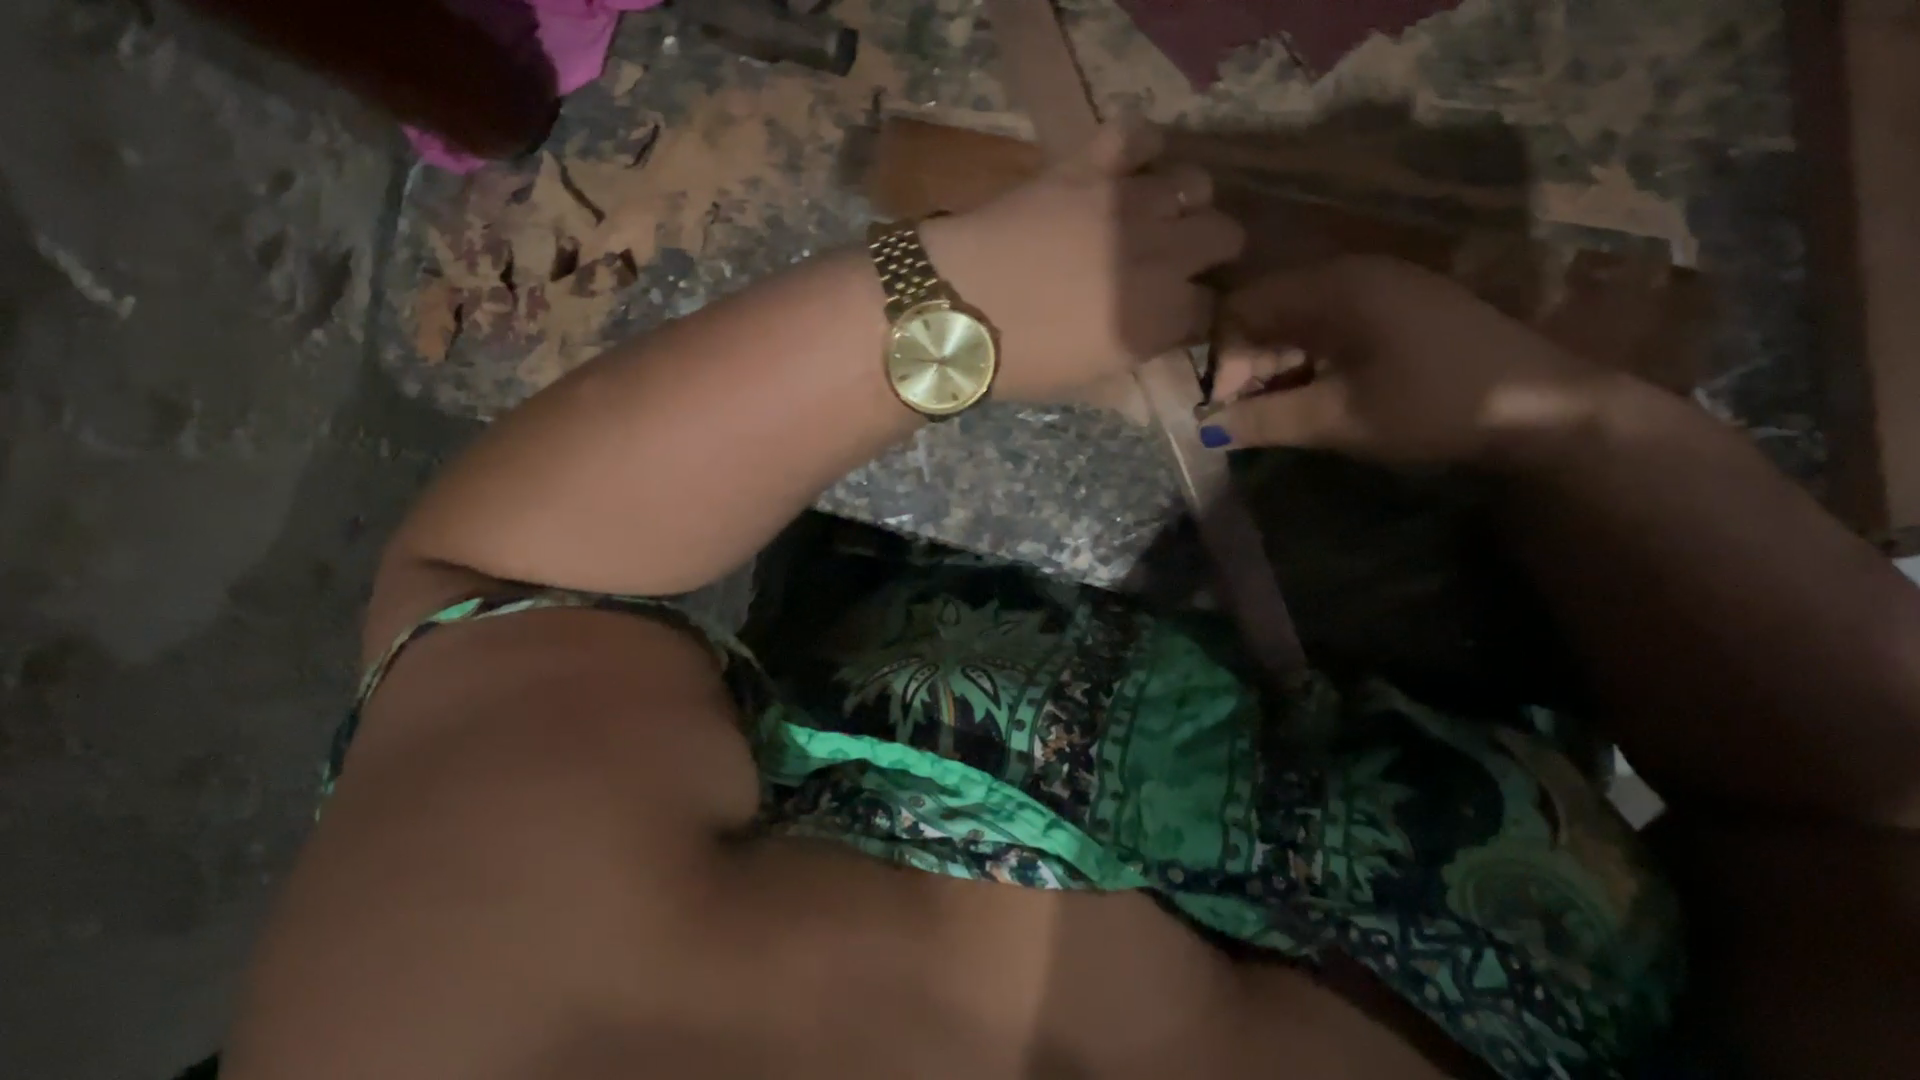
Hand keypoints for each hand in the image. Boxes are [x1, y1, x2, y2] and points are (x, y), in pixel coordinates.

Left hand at [918, 123, 1245, 404]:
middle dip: (1208, 252)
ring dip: (1182, 201)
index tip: (1182, 313)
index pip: (1213, 307)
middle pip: (1224, 236)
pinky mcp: (1089, 166)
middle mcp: (1163, 255)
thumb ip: (1134, 367)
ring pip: (1195, 183)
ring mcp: (1129, 203)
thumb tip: (1160, 364)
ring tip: (1154, 214)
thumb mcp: (1085, 384)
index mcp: (1161, 319)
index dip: (1200, 311)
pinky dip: (1141, 146)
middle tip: (1175, 261)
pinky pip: (1138, 134)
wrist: (955, 307)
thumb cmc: (1019, 360)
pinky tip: (1129, 166)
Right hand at [1202, 256, 1628, 468]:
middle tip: (1252, 418)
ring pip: (1299, 321)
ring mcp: (1381, 287)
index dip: (1222, 359)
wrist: (1543, 408)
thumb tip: (1204, 427)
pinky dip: (1312, 362)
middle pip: (1269, 309)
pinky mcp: (1400, 309)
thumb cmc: (1431, 406)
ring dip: (1279, 367)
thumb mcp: (1338, 420)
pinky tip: (1321, 398)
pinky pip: (1332, 326)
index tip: (1228, 409)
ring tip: (1285, 414)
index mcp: (1334, 286)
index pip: (1242, 307)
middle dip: (1248, 364)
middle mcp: (1352, 273)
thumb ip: (1264, 420)